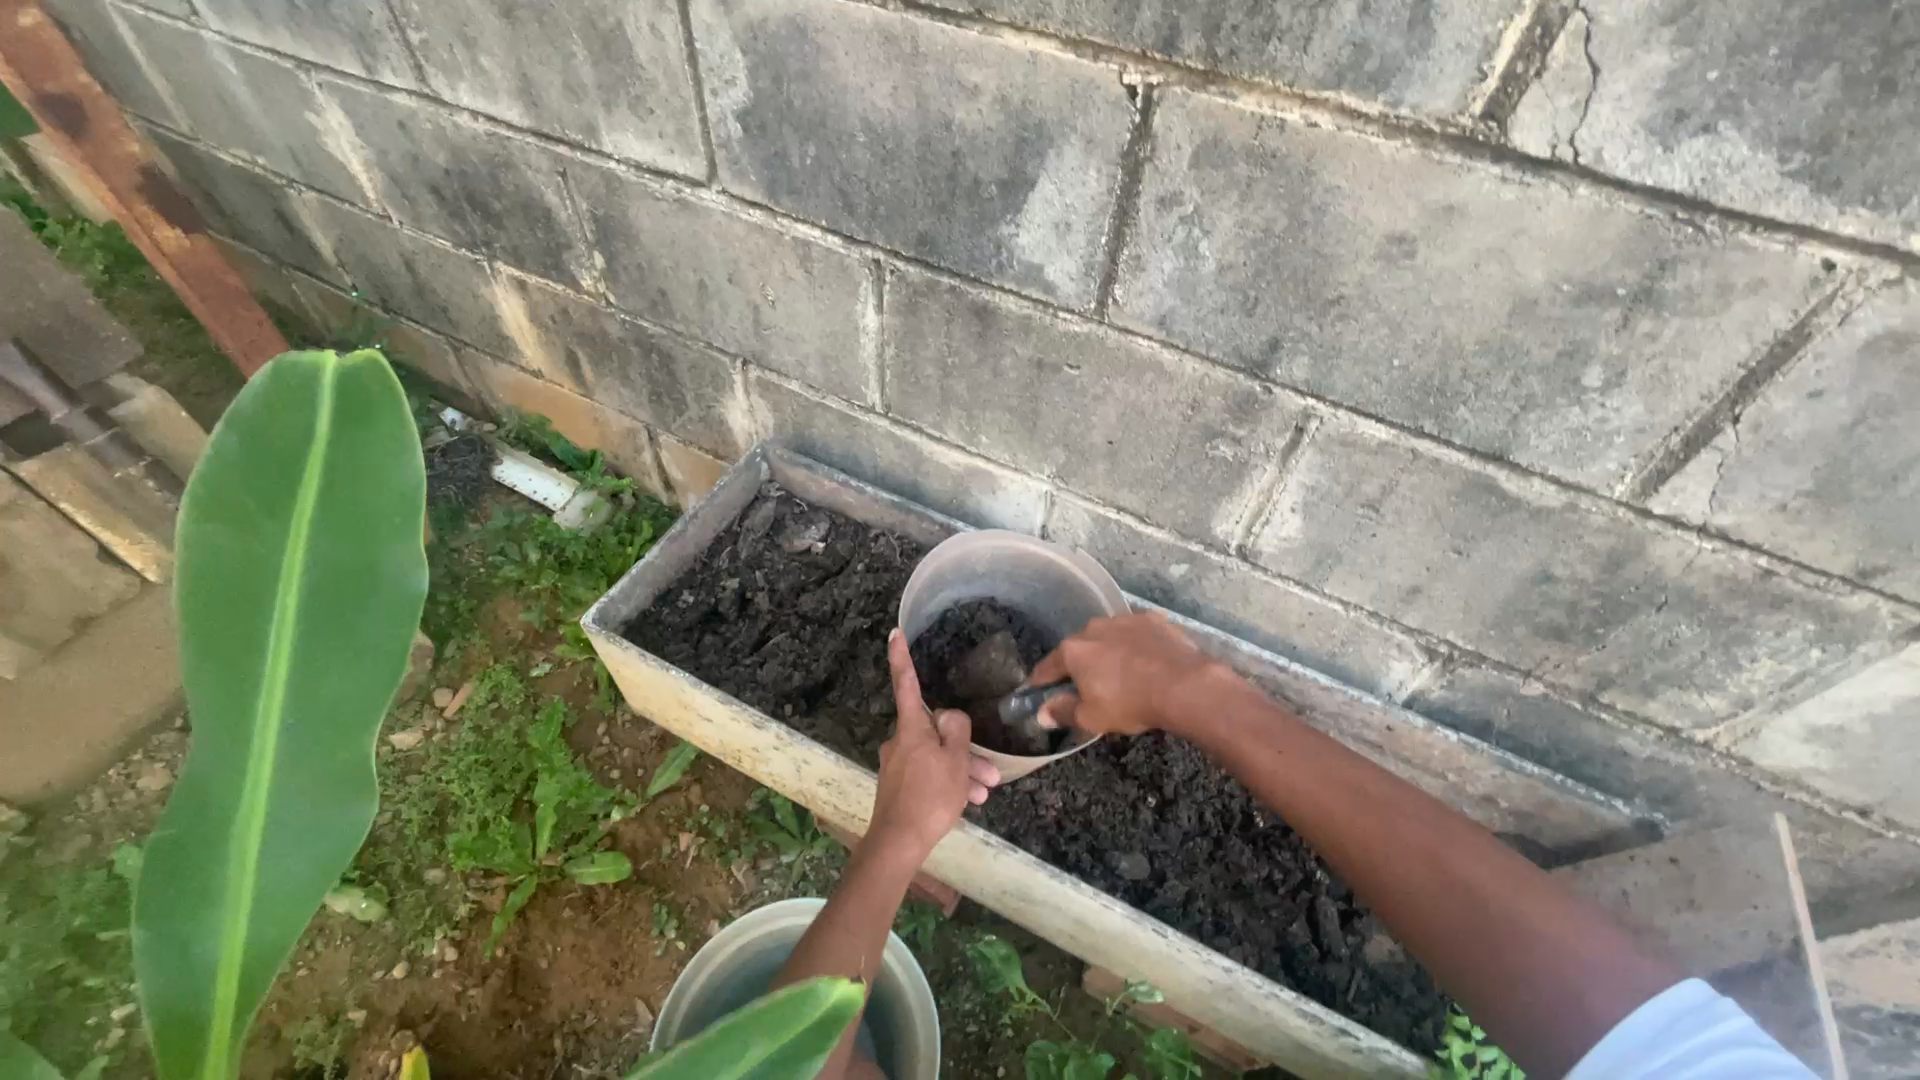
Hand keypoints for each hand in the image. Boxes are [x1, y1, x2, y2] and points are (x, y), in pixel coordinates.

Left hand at [867, 628, 1000, 861]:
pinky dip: (949, 783)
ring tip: (984, 793)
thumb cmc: (930, 796)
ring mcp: (898, 764)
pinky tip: (968, 800)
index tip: (894, 633)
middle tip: (990, 774)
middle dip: (964, 750)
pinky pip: (929, 774)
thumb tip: (949, 716)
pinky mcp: (899, 786)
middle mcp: (900, 741)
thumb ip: (957, 731)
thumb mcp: (955, 760)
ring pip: (937, 757)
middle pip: (937, 733)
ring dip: (961, 771)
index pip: (906, 683)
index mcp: (911, 728)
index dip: (901, 657)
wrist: (899, 843)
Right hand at [1028, 613, 1230, 737]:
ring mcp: (1125, 619)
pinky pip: (1135, 634)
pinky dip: (1135, 646)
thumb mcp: (1092, 718)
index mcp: (1073, 650)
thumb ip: (1064, 712)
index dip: (1040, 681)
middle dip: (1078, 665)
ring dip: (1107, 652)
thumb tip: (1042, 713)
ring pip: (1107, 637)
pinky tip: (1145, 661)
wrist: (1184, 684)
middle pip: (1078, 648)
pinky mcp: (1152, 619)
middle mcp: (1094, 628)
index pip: (1047, 666)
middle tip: (1084, 685)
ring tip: (1119, 672)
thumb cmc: (1130, 703)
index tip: (1036, 690)